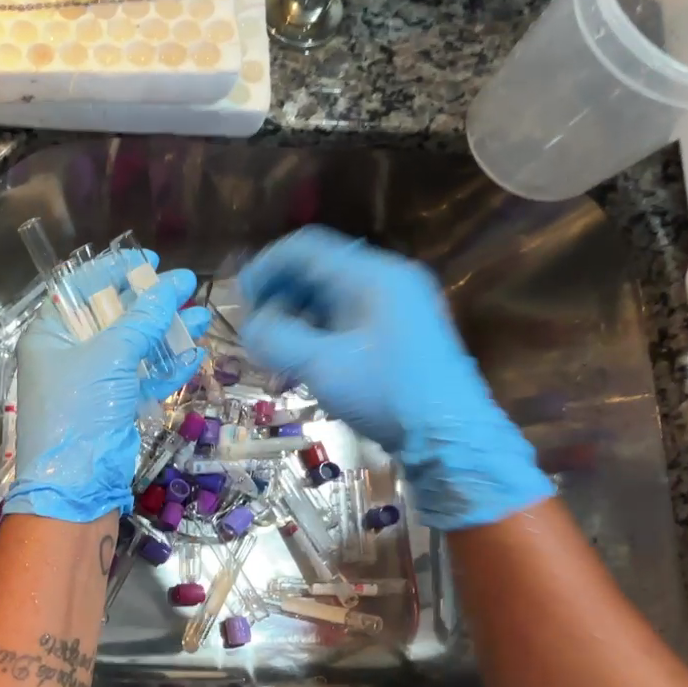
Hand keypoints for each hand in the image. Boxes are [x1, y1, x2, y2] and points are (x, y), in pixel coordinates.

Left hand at [6, 250, 212, 523]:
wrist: (76, 487)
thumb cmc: (79, 411)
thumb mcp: (110, 357)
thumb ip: (144, 318)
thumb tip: (178, 281)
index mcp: (50, 335)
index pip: (80, 289)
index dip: (115, 270)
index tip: (150, 260)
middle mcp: (67, 354)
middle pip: (111, 316)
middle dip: (149, 302)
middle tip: (184, 288)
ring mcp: (91, 382)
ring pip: (132, 348)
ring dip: (166, 333)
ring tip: (201, 317)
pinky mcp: (112, 408)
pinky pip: (141, 378)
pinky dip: (166, 367)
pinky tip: (194, 353)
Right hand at [236, 227, 552, 529]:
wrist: (449, 437)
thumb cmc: (386, 394)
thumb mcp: (320, 366)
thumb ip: (276, 338)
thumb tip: (250, 326)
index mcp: (372, 276)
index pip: (305, 249)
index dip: (264, 268)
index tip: (239, 300)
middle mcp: (385, 282)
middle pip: (314, 272)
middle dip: (276, 299)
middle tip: (252, 332)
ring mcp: (392, 309)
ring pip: (325, 300)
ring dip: (291, 323)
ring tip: (270, 357)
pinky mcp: (393, 335)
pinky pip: (341, 322)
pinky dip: (312, 338)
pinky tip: (296, 369)